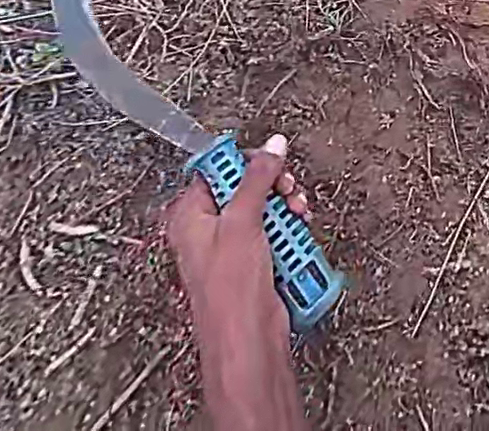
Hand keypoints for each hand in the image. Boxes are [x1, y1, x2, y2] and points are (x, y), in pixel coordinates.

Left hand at [162, 135, 311, 430]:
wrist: (249, 342)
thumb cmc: (228, 294)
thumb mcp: (243, 222)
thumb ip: (258, 178)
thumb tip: (272, 146)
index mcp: (191, 216)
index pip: (216, 168)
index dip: (243, 160)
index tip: (268, 159)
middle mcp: (209, 227)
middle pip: (246, 185)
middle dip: (273, 186)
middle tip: (285, 190)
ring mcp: (234, 243)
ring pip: (266, 206)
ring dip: (286, 208)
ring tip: (295, 214)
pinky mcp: (256, 257)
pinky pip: (276, 228)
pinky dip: (290, 227)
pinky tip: (298, 232)